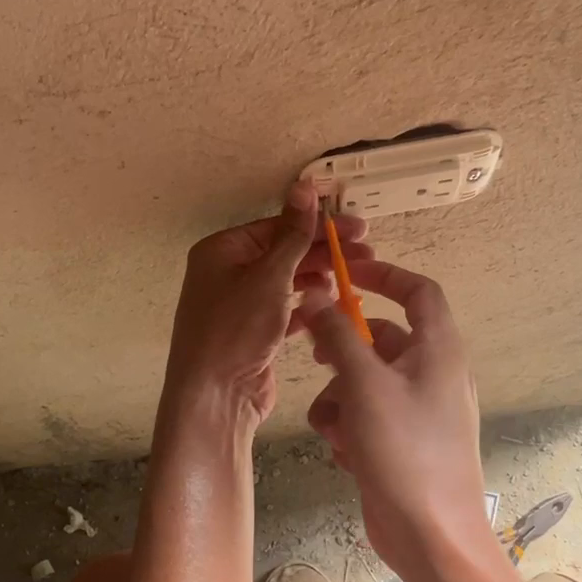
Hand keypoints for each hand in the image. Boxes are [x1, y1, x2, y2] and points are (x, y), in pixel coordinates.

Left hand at [164, 180, 368, 423]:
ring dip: (319, 280)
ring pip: (286, 283)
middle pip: (284, 253)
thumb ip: (293, 233)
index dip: (319, 227)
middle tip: (367, 256)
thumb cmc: (235, 329)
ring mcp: (239, 305)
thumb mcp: (269, 275)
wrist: (214, 395)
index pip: (278, 228)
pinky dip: (307, 307)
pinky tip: (332, 306)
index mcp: (222, 250)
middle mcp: (226, 274)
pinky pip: (284, 311)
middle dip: (324, 254)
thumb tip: (305, 186)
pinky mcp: (252, 333)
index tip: (359, 229)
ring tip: (353, 282)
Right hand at [304, 261, 489, 572]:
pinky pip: (367, 419)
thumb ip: (338, 336)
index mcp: (438, 351)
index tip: (346, 274)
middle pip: (382, 340)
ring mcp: (418, 413)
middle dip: (344, 352)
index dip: (384, 275)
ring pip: (366, 383)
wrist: (430, 534)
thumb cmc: (404, 450)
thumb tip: (317, 297)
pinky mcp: (401, 445)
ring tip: (333, 429)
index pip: (419, 291)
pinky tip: (346, 455)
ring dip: (340, 401)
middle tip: (314, 357)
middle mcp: (432, 375)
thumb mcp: (364, 385)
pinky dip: (350, 430)